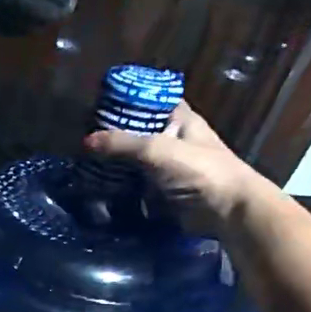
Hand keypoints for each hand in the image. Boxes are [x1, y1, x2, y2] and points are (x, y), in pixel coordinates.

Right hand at [84, 102, 283, 234]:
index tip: (97, 107)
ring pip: (135, 162)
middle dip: (113, 137)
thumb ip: (122, 143)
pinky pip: (137, 187)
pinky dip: (121, 188)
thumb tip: (86, 141)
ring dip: (115, 165)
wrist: (227, 210)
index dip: (126, 102)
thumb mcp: (157, 149)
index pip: (149, 101)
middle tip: (83, 140)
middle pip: (137, 133)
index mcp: (179, 119)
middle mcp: (173, 140)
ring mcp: (168, 168)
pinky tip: (99, 187)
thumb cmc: (199, 170)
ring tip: (84, 164)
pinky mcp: (164, 193)